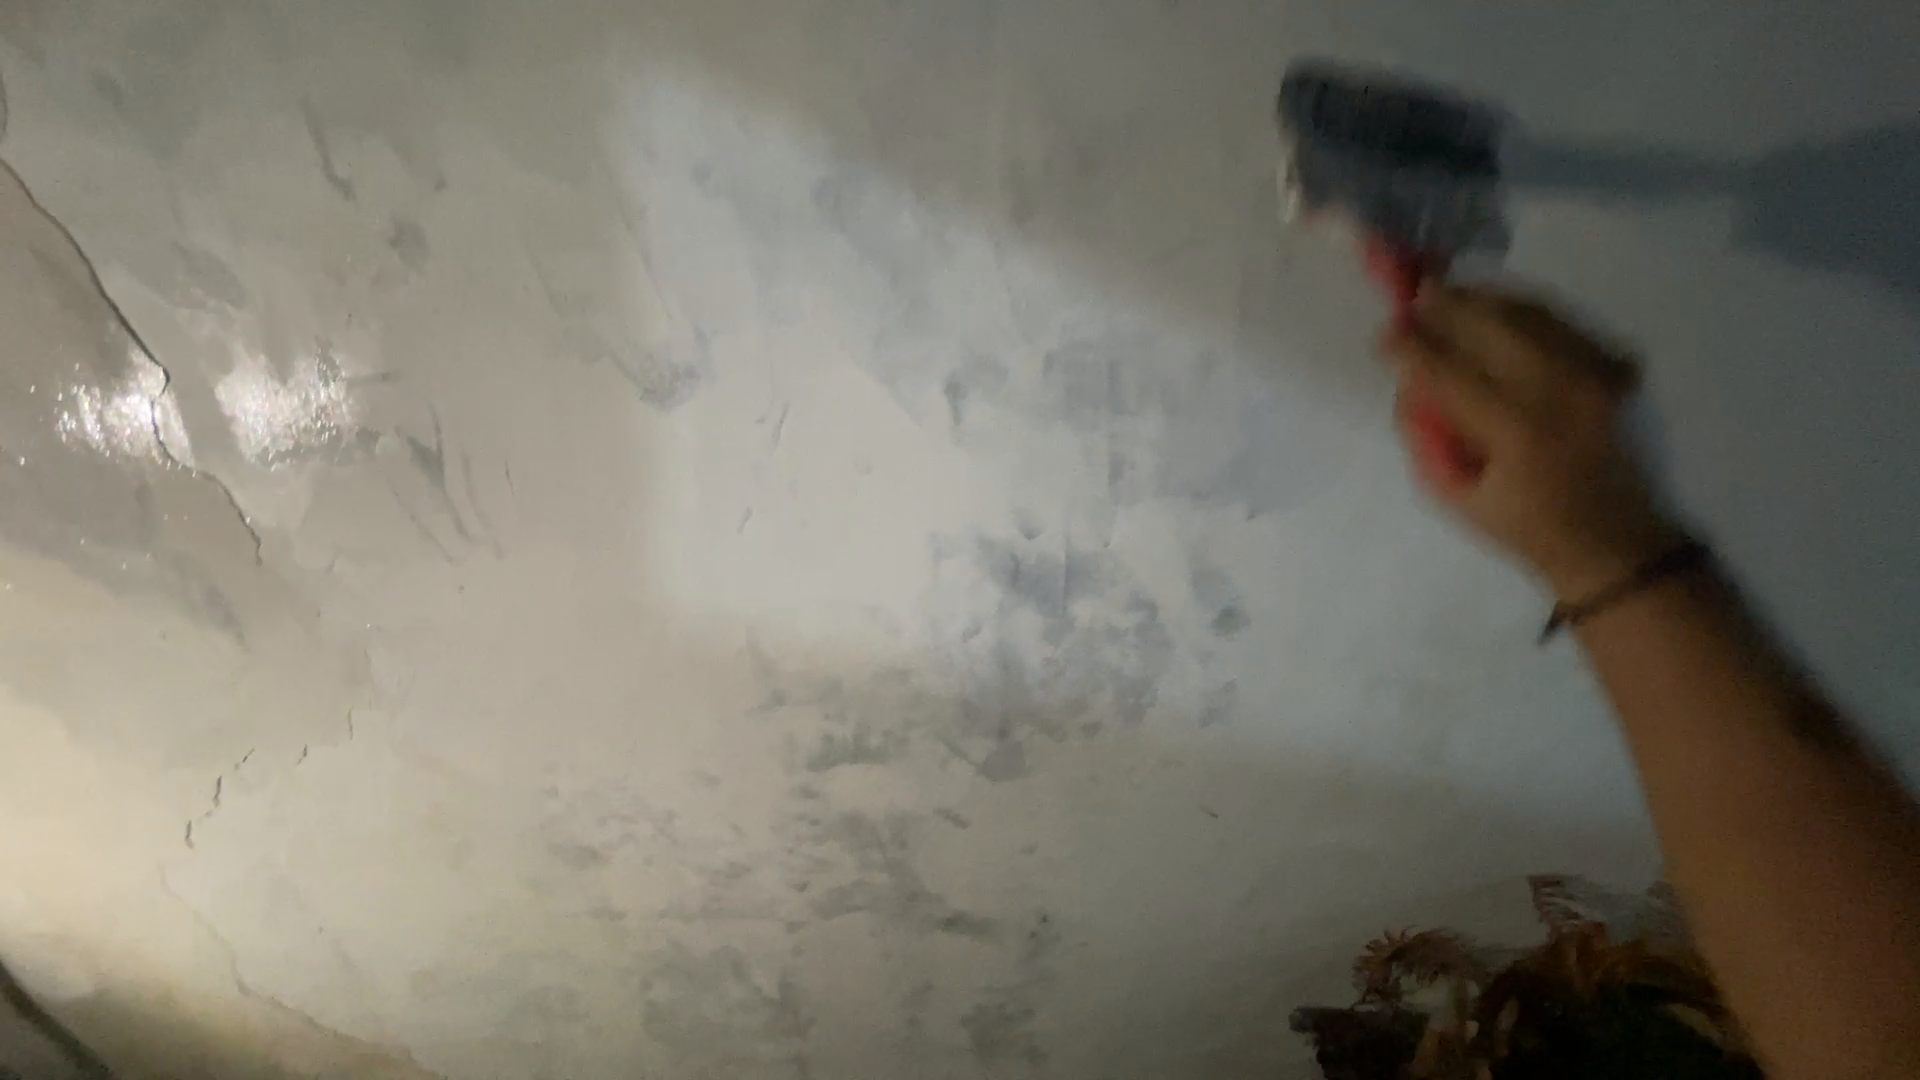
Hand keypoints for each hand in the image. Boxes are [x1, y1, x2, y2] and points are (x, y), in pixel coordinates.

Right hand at [1381, 282, 1680, 600]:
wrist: (1612, 537)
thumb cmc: (1519, 524)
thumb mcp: (1450, 493)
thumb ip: (1424, 435)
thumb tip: (1410, 384)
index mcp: (1512, 429)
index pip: (1447, 371)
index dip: (1411, 348)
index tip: (1383, 335)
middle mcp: (1556, 389)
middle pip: (1491, 326)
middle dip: (1446, 305)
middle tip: (1413, 292)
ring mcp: (1591, 373)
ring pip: (1529, 313)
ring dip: (1483, 299)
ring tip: (1449, 294)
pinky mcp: (1612, 368)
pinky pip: (1560, 323)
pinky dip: (1524, 311)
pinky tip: (1497, 311)